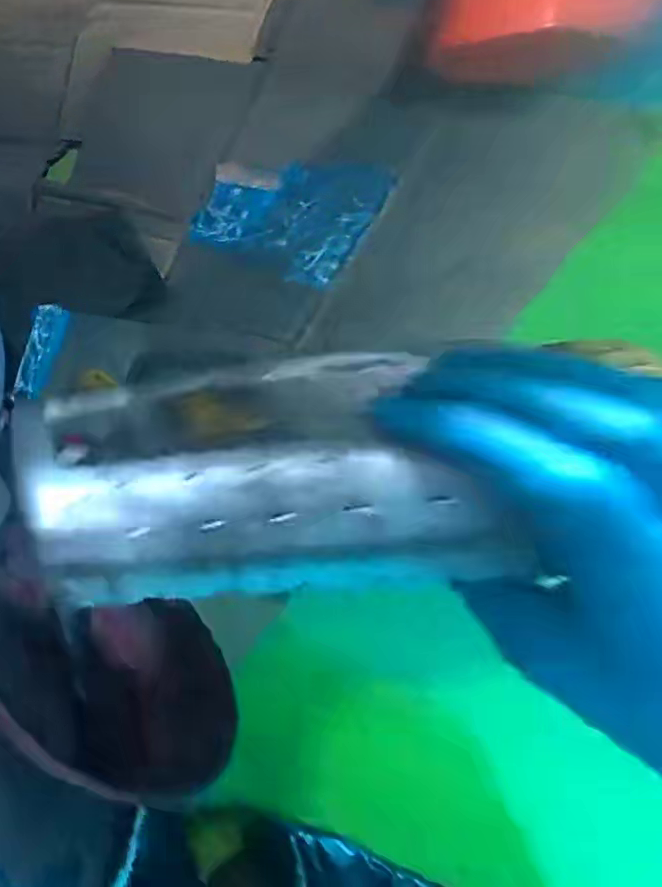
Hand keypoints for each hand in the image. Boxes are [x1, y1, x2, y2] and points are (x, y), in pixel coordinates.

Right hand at [375, 347, 661, 769]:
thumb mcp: (559, 658)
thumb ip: (497, 585)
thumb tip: (443, 524)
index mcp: (647, 565)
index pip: (556, 474)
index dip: (463, 430)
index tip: (389, 413)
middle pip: (603, 416)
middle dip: (496, 384)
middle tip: (419, 377)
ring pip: (640, 396)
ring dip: (546, 370)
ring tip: (473, 366)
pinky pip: (654, 403)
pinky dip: (600, 383)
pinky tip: (551, 381)